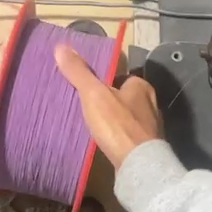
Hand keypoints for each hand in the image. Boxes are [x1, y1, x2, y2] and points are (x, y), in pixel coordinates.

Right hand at [54, 43, 161, 169]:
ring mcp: (151, 128)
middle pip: (126, 98)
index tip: (90, 89)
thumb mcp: (93, 94)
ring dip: (116, 120)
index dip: (106, 82)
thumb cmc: (117, 125)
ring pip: (129, 118)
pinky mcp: (147, 147)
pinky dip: (120, 137)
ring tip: (96, 125)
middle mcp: (151, 104)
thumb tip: (60, 47)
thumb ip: (79, 72)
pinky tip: (108, 143)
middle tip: (89, 107)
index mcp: (141, 86)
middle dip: (111, 102)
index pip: (122, 77)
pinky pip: (130, 136)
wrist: (138, 164)